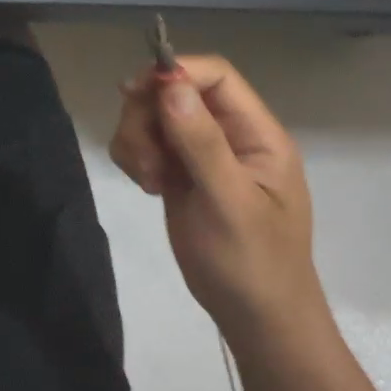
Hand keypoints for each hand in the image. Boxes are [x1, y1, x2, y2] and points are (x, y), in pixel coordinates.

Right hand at [110, 54, 324, 335]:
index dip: (175, 74)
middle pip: (172, 92)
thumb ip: (201, 142)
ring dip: (136, 140)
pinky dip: (133, 156)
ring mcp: (201, 152)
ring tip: (148, 179)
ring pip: (150, 115)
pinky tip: (147, 185)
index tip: (136, 94)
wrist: (253, 317)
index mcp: (257, 135)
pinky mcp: (178, 170)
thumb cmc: (253, 262)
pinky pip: (142, 141)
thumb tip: (170, 84)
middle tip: (145, 158)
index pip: (215, 76)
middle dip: (146, 117)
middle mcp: (230, 135)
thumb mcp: (230, 202)